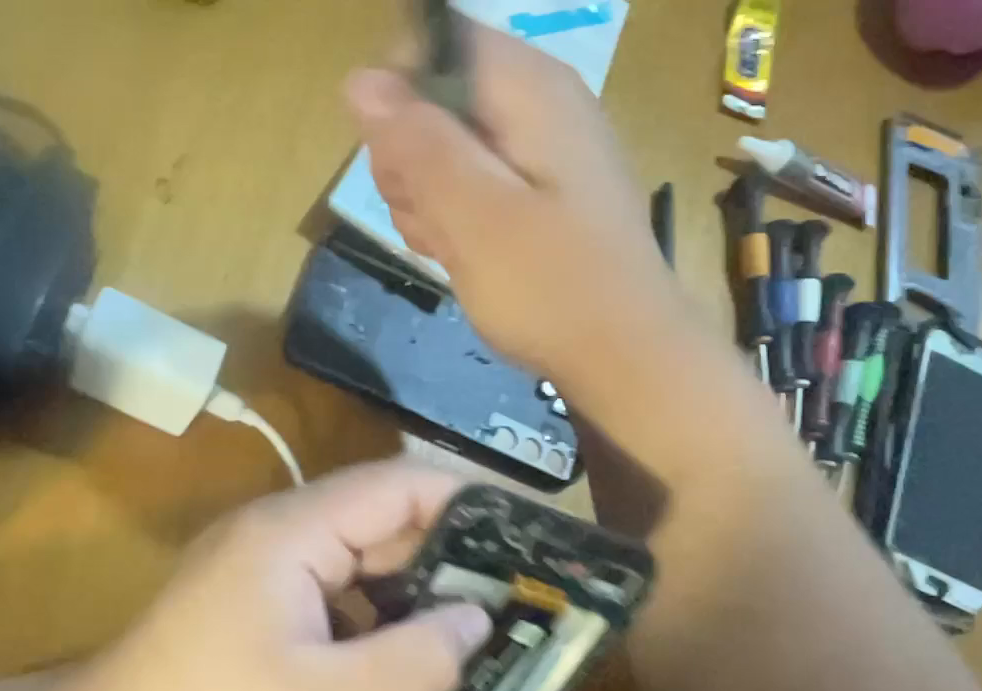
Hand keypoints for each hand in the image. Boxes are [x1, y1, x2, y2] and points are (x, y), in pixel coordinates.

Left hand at [69, 462, 493, 690]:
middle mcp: (274, 531)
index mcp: (292, 532)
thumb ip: (414, 661)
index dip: (471, 504)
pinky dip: (369, 617)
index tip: (533, 544)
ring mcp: (255, 565)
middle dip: (449, 557)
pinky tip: (402, 660)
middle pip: (379, 519)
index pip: (400, 485)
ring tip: (477, 636)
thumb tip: (478, 620)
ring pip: (354, 559)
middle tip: (520, 604)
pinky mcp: (246, 601)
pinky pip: (326, 592)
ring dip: (409, 592)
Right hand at [346, 27, 693, 383]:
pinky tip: (460, 256)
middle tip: (429, 217)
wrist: (621, 354)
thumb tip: (360, 80)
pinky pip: (469, 188)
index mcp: (531, 91)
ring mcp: (539, 153)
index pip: (438, 44)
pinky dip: (451, 220)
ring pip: (445, 151)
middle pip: (436, 99)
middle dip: (410, 159)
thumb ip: (418, 144)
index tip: (397, 162)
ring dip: (425, 199)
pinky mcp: (536, 196)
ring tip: (447, 245)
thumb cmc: (549, 286)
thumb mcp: (472, 215)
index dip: (398, 97)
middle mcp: (538, 106)